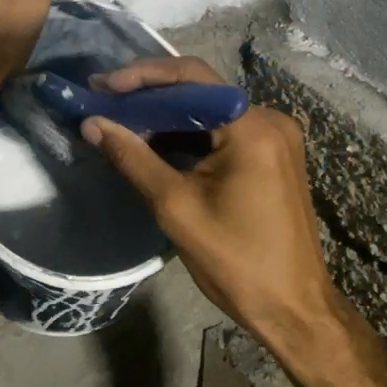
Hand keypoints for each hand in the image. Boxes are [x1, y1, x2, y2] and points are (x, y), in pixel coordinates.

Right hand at [81, 57, 335, 341]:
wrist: (295, 311)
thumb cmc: (236, 261)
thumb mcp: (175, 207)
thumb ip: (132, 157)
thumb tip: (91, 123)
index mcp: (252, 128)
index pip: (192, 76)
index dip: (143, 75)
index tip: (103, 86)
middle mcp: (269, 120)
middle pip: (200, 89)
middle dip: (150, 94)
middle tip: (104, 101)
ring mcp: (275, 137)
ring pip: (209, 108)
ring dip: (166, 114)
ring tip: (121, 120)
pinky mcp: (272, 155)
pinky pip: (222, 128)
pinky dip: (188, 132)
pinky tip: (154, 141)